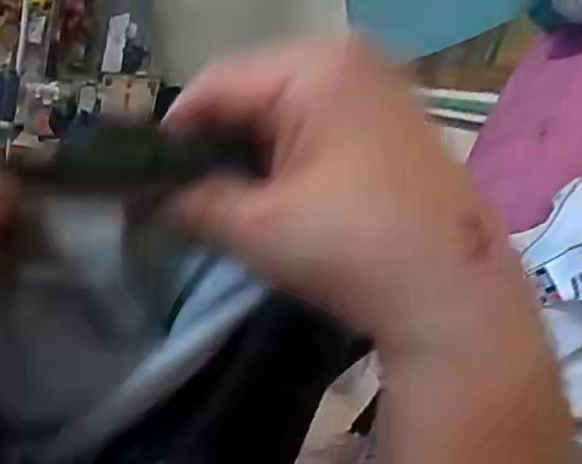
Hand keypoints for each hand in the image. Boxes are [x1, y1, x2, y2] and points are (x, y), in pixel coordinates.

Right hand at [165, 37, 533, 355]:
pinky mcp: (379, 124)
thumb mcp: (253, 226)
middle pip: (244, 92)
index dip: (169, 134)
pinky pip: (303, 127)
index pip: (213, 84)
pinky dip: (270, 160)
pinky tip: (255, 199)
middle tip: (172, 199)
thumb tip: (150, 200)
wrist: (440, 286)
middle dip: (203, 145)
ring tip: (208, 204)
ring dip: (234, 155)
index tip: (141, 184)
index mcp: (312, 68)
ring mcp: (369, 89)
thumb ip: (193, 204)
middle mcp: (344, 59)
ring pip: (272, 112)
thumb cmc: (344, 245)